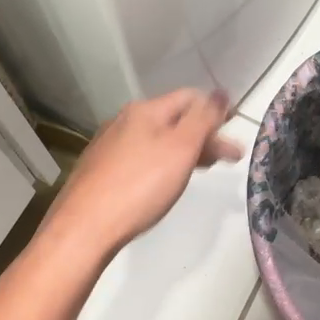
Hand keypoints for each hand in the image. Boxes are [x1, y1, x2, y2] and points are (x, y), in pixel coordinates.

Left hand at [40, 89, 241, 255]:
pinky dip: (163, 162)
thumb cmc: (139, 186)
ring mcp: (110, 146)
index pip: (190, 97)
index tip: (236, 129)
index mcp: (145, 111)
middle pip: (174, 119)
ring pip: (157, 139)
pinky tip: (166, 180)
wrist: (84, 228)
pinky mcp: (101, 171)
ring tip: (203, 168)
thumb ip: (204, 118)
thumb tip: (220, 91)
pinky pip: (141, 157)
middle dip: (204, 134)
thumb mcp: (180, 149)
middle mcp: (125, 121)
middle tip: (230, 158)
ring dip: (186, 149)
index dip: (216, 110)